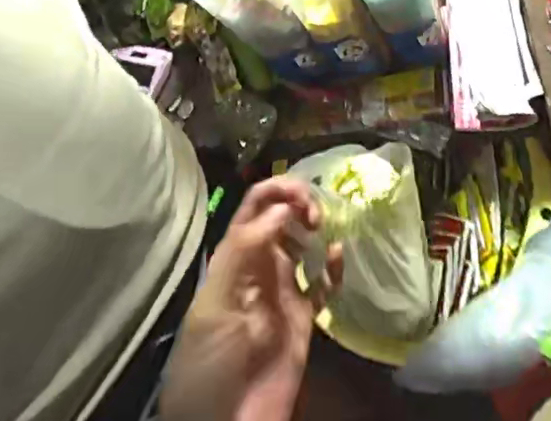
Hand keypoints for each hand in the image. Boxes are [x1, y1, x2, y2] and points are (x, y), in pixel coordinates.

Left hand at [161, 179, 343, 420]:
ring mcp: (282, 289)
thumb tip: (280, 210)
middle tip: (316, 215)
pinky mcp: (303, 317)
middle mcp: (260, 264)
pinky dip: (334, 267)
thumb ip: (245, 252)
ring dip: (317, 227)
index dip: (278, 189)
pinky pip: (322, 284)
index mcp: (235, 254)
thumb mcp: (218, 301)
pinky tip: (339, 257)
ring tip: (325, 230)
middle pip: (282, 216)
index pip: (256, 204)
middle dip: (300, 203)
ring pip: (303, 243)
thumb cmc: (211, 360)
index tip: (303, 193)